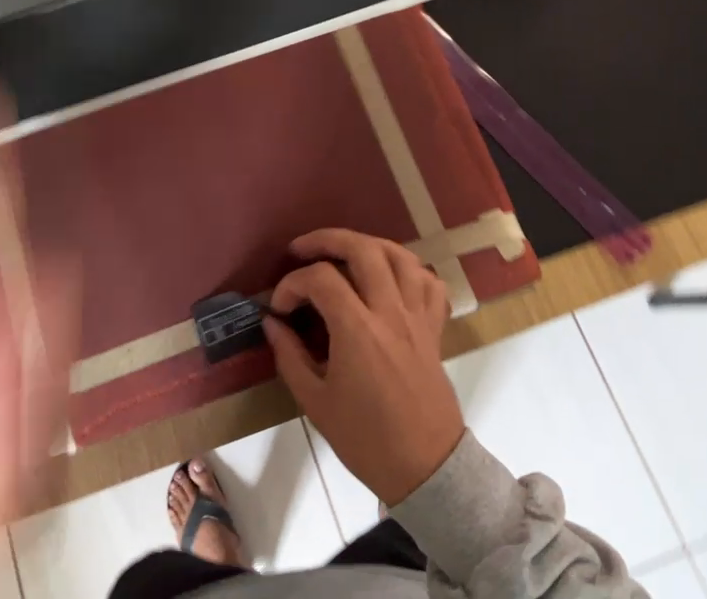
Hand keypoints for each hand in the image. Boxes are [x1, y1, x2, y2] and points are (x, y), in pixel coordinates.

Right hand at [261, 229, 462, 505]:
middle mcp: (390, 313)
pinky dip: (409, 269)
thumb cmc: (365, 439)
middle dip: (327, 240)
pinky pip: (429, 283)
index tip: (279, 308)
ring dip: (368, 245)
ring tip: (344, 252)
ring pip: (400, 256)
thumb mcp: (315, 402)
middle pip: (363, 250)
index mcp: (358, 331)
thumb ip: (289, 355)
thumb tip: (271, 323)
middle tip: (302, 249)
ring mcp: (417, 318)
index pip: (320, 279)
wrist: (425, 467)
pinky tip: (389, 277)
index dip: (292, 284)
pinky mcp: (434, 329)